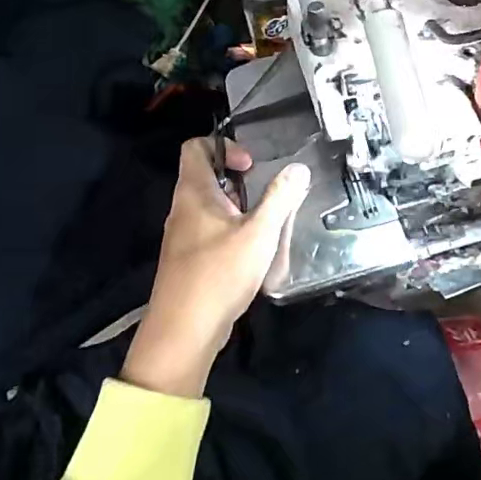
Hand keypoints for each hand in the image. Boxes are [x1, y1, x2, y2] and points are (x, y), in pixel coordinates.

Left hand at [121, 139, 310, 398]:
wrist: (183, 332)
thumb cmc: (219, 274)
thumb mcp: (259, 234)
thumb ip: (280, 199)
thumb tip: (298, 169)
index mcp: (193, 192)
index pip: (195, 147)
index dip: (224, 147)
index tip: (251, 167)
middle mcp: (182, 208)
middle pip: (207, 177)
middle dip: (241, 184)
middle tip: (266, 201)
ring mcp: (182, 235)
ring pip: (212, 208)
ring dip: (240, 212)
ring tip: (265, 230)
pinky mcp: (188, 260)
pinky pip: (210, 232)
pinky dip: (232, 235)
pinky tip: (253, 256)